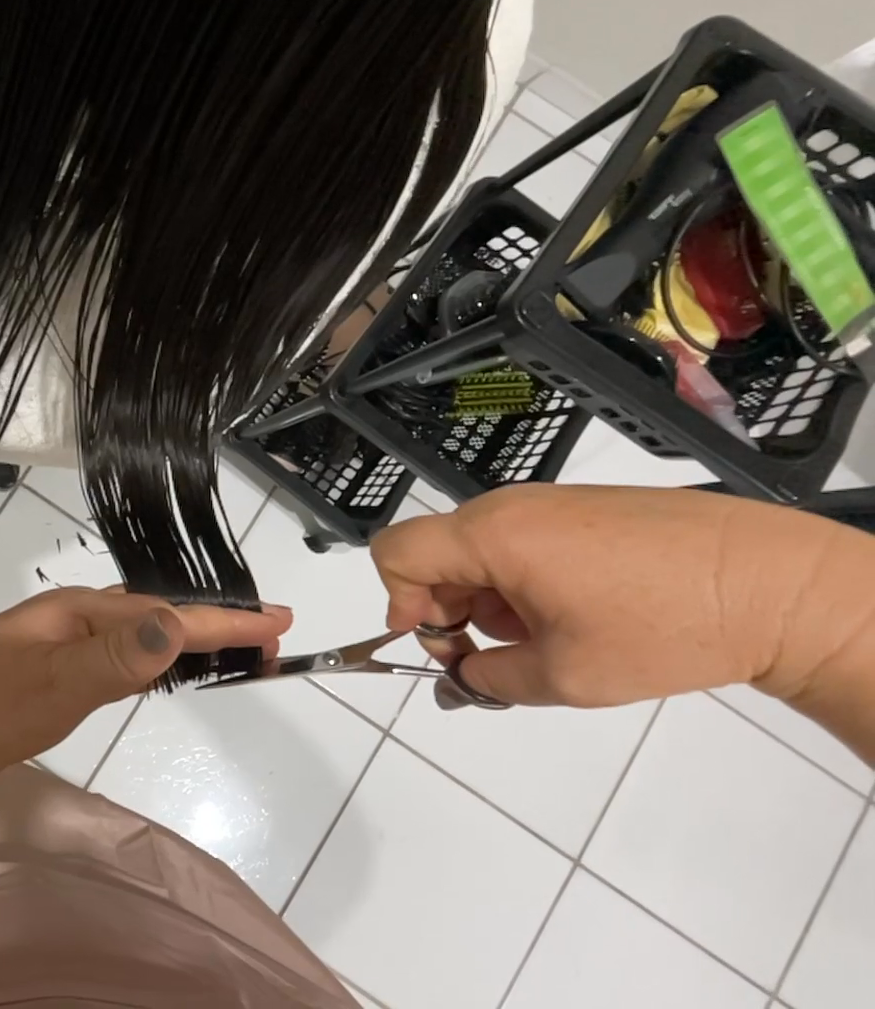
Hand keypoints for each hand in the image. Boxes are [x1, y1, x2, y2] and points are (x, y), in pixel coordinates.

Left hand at [0, 587, 290, 780]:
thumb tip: (179, 624)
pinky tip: (160, 668)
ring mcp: (59, 640)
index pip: (163, 613)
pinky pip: (116, 654)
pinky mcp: (51, 667)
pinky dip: (149, 659)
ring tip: (230, 650)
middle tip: (268, 639)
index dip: (222, 620)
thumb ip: (115, 658)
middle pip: (154, 615)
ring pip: (136, 633)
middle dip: (212, 625)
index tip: (278, 622)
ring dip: (183, 641)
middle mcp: (72, 617)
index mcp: (77, 612)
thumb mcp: (54, 685)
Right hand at [370, 483, 874, 707]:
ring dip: (487, 598)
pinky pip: (521, 541)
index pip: (394, 552)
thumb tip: (462, 675)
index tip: (436, 638)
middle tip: (492, 650)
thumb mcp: (565, 676)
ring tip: (545, 636)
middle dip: (447, 607)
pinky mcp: (586, 507)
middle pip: (436, 553)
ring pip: (478, 550)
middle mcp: (507, 507)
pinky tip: (577, 613)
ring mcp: (549, 502)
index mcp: (490, 536)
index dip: (396, 599)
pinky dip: (523, 581)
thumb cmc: (665, 629)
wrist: (786, 587)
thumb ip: (488, 679)